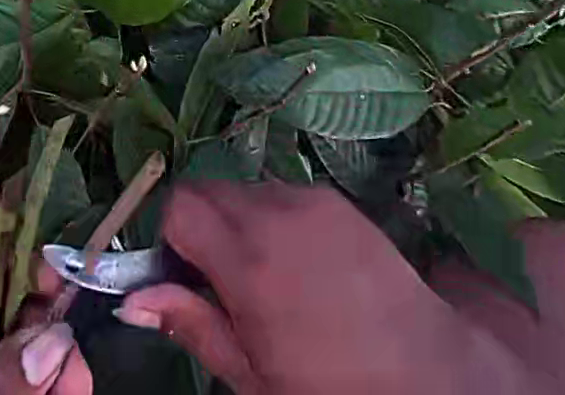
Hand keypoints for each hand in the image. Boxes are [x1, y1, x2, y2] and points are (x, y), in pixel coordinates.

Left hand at [0, 259, 91, 394]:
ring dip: (53, 377)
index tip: (66, 295)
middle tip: (77, 383)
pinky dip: (40, 392)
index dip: (32, 276)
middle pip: (18, 314)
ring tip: (72, 394)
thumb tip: (57, 339)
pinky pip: (18, 384)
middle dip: (51, 344)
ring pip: (26, 354)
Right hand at [114, 182, 532, 394]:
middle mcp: (274, 212)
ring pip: (243, 190)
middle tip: (221, 279)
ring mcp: (308, 198)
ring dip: (237, 220)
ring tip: (267, 273)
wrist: (431, 372)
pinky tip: (300, 262)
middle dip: (201, 225)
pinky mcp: (333, 197)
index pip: (180, 205)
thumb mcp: (254, 378)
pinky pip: (280, 192)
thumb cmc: (332, 389)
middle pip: (208, 190)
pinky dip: (271, 216)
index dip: (172, 237)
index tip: (186, 273)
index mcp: (249, 260)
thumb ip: (192, 324)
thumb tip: (133, 299)